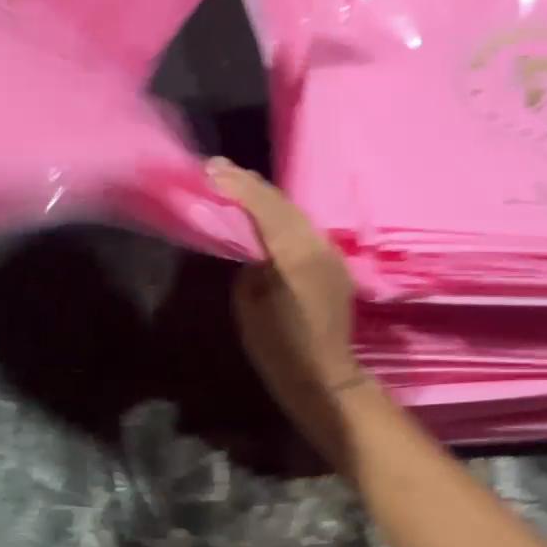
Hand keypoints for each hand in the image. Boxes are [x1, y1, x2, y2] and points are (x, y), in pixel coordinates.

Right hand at [207, 158, 370, 460]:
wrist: (326, 378)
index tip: (211, 169)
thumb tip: (252, 248)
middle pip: (282, 203)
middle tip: (219, 169)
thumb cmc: (279, 350)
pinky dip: (282, 214)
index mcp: (294, 256)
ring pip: (296, 212)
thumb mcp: (249, 307)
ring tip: (238, 182)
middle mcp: (317, 245)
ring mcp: (331, 251)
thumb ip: (250, 267)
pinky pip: (305, 227)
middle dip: (249, 184)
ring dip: (266, 196)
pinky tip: (266, 211)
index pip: (265, 207)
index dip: (237, 186)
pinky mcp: (335, 260)